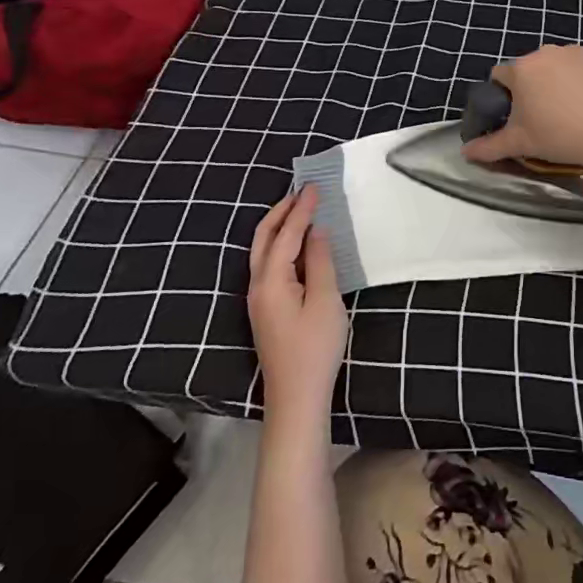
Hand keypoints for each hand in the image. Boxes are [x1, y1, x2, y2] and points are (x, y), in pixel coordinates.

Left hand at [247, 185, 347, 425]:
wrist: (296, 396)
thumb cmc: (315, 348)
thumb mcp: (325, 302)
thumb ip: (320, 262)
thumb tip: (317, 232)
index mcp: (271, 280)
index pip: (286, 234)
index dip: (301, 209)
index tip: (314, 186)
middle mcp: (257, 285)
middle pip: (263, 238)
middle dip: (281, 212)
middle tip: (302, 192)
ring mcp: (258, 299)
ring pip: (263, 252)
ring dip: (279, 227)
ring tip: (299, 210)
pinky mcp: (266, 310)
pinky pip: (269, 265)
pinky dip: (281, 246)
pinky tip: (298, 246)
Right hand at [460, 45, 582, 170]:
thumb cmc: (559, 137)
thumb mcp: (520, 144)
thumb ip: (489, 146)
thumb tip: (464, 152)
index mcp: (521, 70)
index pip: (500, 76)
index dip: (504, 95)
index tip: (516, 115)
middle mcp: (545, 52)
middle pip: (529, 69)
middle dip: (531, 87)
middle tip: (542, 117)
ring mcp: (574, 52)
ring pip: (555, 65)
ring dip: (555, 81)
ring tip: (568, 110)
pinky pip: (580, 65)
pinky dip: (580, 78)